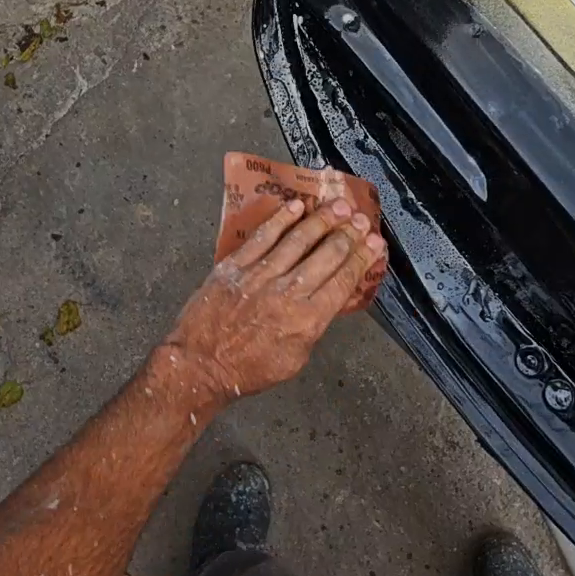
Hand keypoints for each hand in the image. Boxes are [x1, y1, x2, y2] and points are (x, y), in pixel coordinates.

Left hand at [161, 198, 387, 405]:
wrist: (199, 366)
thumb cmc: (249, 370)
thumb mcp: (296, 358)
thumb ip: (316, 325)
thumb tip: (332, 296)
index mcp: (307, 320)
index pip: (343, 280)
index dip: (362, 258)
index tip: (375, 243)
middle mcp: (288, 292)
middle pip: (327, 254)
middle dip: (349, 233)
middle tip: (362, 218)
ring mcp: (261, 275)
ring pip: (299, 239)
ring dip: (322, 220)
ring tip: (339, 205)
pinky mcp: (236, 265)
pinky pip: (264, 236)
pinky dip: (282, 219)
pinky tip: (297, 206)